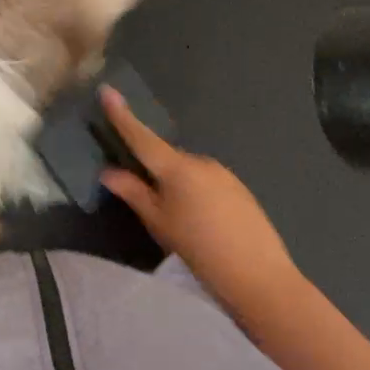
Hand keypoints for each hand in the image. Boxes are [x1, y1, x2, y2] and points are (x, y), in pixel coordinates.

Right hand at [99, 86, 300, 302]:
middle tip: (144, 198)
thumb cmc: (201, 251)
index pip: (142, 137)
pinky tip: (202, 223)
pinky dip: (196, 193)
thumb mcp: (160, 224)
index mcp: (177, 167)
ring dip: (177, 185)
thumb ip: (133, 193)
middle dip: (152, 169)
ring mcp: (224, 174)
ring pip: (188, 172)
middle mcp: (201, 161)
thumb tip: (108, 172)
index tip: (108, 91)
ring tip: (178, 220)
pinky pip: (207, 182)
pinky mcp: (240, 189)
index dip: (122, 116)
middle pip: (166, 157)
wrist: (261, 279)